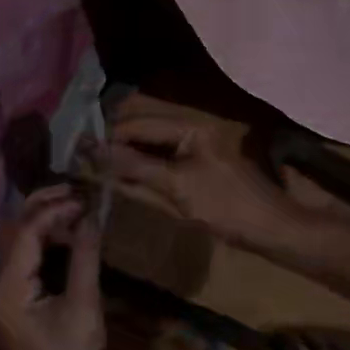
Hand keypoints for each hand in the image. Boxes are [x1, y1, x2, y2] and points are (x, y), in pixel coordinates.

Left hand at [0, 185, 104, 349]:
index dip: (54, 212)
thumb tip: (91, 218)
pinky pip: (20, 259)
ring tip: (73, 206)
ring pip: (14, 243)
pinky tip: (65, 234)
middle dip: (42, 207)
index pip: (25, 236)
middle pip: (12, 233)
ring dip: (41, 221)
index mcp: (6, 293)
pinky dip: (41, 241)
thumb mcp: (84, 310)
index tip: (84, 200)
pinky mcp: (9, 302)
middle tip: (75, 191)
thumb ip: (84, 260)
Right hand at [103, 94, 328, 255]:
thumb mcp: (177, 187)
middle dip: (112, 133)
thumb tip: (95, 153)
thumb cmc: (227, 207)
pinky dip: (139, 156)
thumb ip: (134, 167)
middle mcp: (191, 123)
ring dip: (123, 144)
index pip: (138, 123)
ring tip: (95, 159)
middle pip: (141, 121)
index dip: (107, 135)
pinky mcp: (196, 156)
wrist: (272, 228)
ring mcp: (194, 140)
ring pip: (148, 134)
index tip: (77, 146)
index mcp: (190, 125)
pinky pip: (160, 149)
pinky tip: (122, 169)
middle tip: (81, 150)